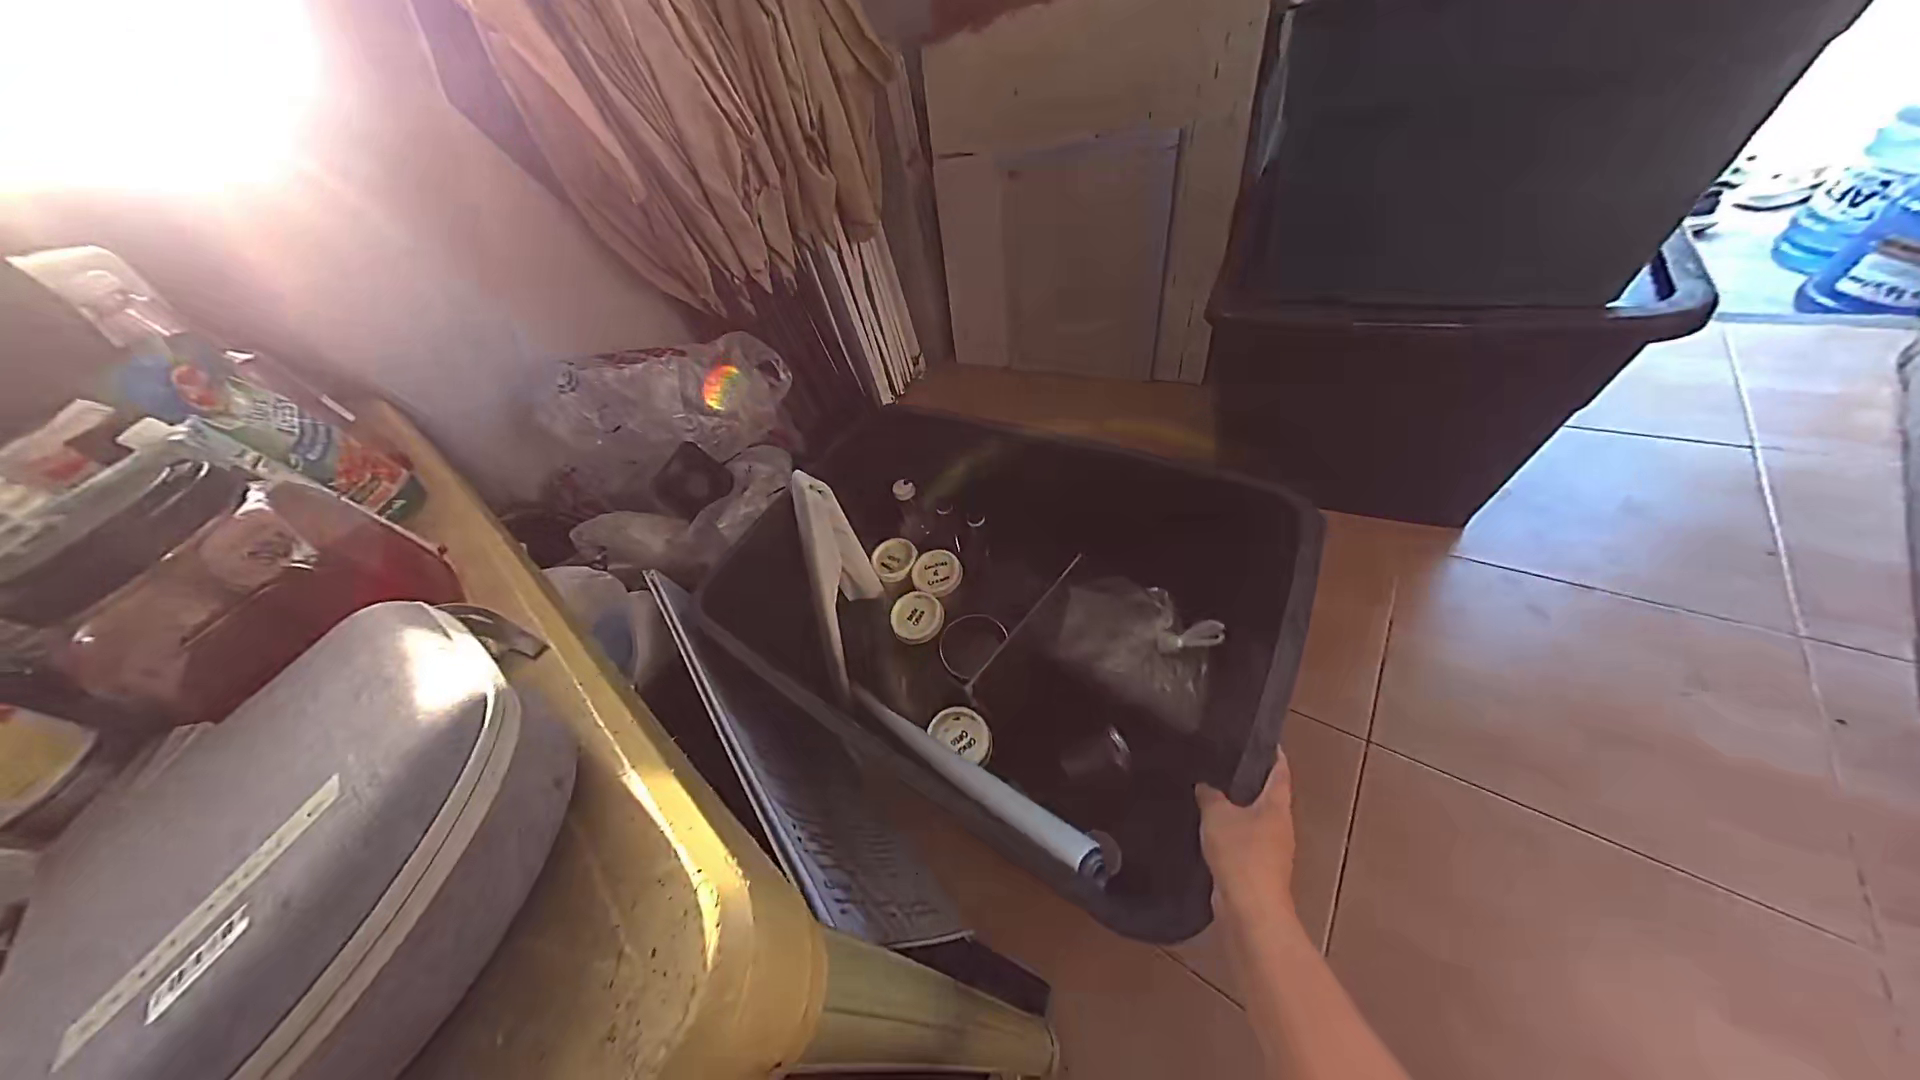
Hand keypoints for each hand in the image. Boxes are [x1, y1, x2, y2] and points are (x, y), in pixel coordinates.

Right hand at [1196, 748, 1296, 918]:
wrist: (1250, 909)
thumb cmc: (1240, 853)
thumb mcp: (1217, 814)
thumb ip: (1210, 793)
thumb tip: (1205, 782)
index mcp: (1277, 805)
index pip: (1279, 769)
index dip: (1271, 751)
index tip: (1257, 735)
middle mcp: (1280, 823)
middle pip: (1268, 793)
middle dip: (1249, 777)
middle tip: (1223, 758)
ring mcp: (1272, 847)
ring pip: (1255, 815)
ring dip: (1238, 804)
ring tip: (1211, 787)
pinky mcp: (1259, 866)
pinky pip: (1245, 836)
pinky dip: (1231, 826)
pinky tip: (1210, 823)